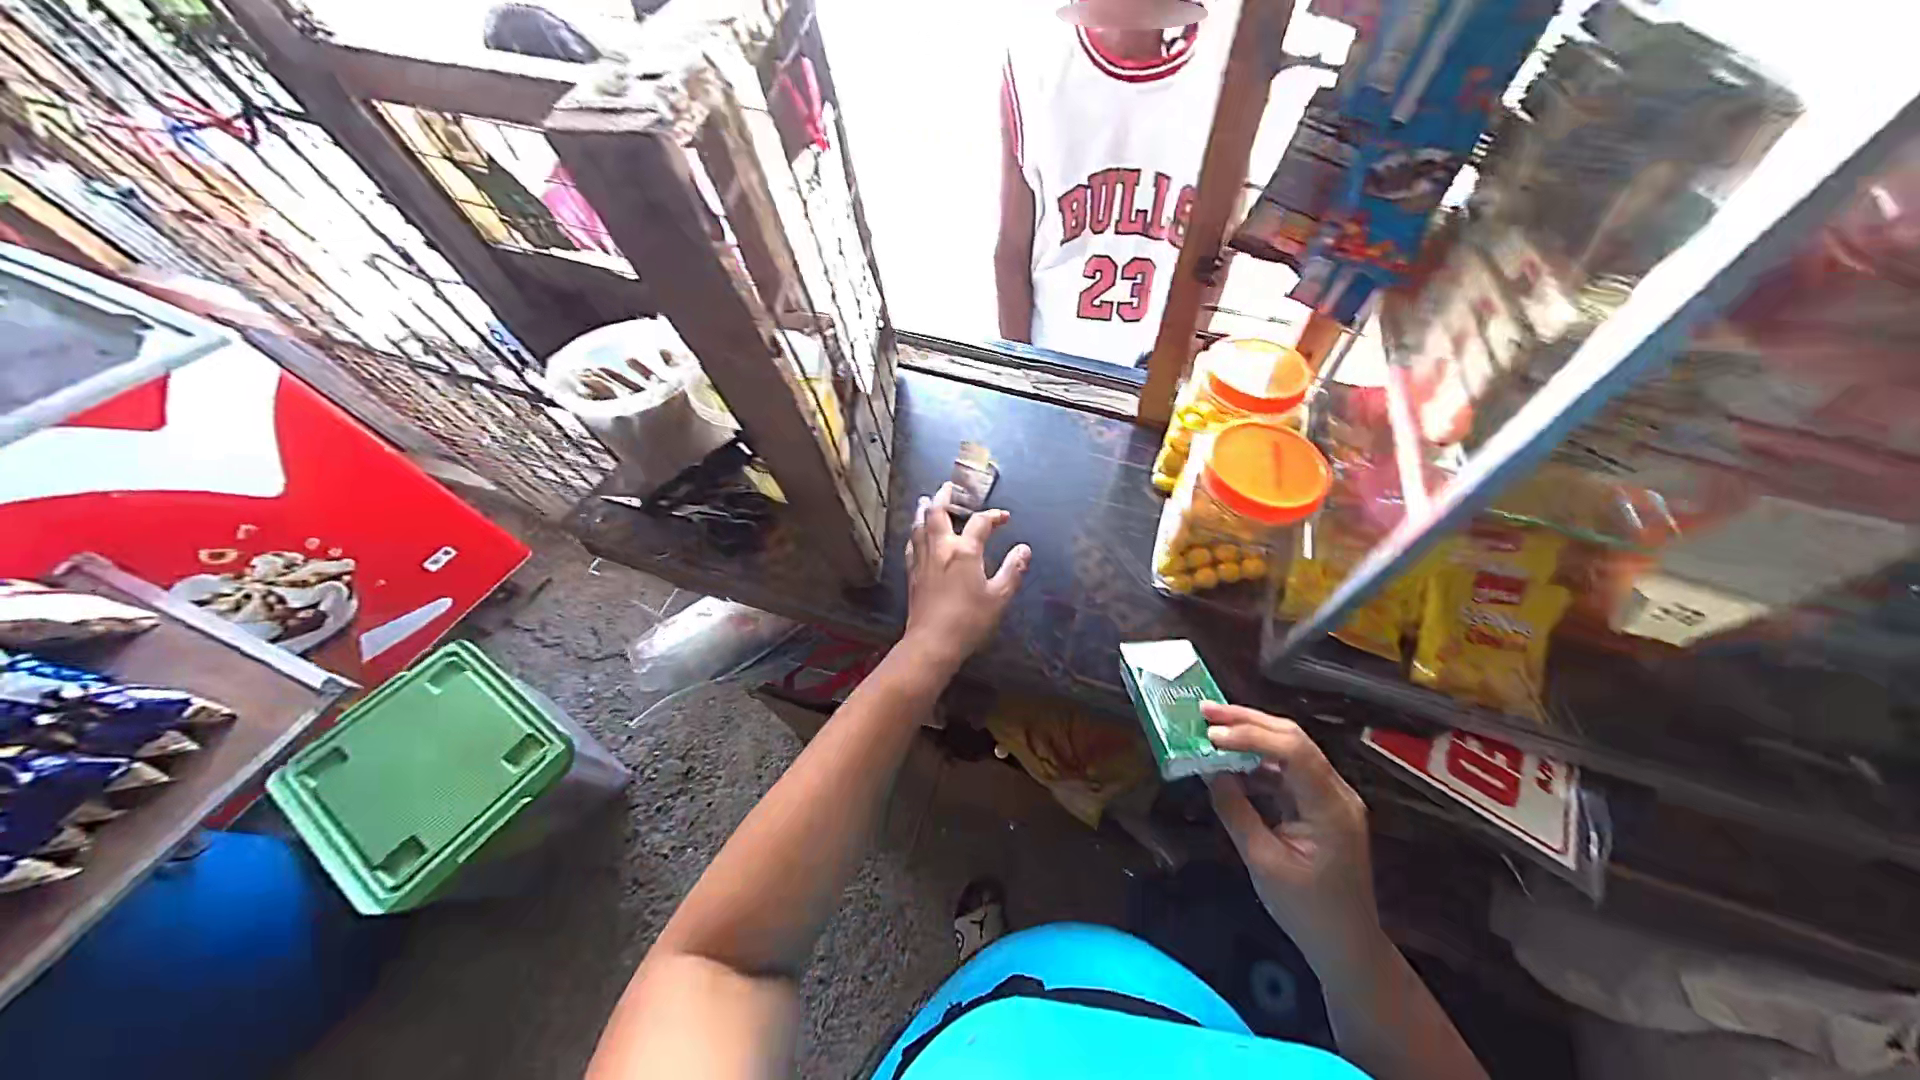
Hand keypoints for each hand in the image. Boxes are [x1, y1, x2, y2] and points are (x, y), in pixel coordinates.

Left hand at [902, 483, 1030, 670]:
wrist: (932, 642)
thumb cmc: (969, 620)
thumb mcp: (999, 596)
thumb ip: (1012, 570)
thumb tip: (1024, 549)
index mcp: (964, 550)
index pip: (980, 523)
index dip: (994, 516)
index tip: (1004, 518)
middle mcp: (940, 548)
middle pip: (938, 512)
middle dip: (945, 496)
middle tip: (950, 486)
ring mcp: (922, 559)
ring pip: (920, 524)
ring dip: (925, 509)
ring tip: (927, 500)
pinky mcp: (912, 573)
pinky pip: (912, 543)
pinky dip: (916, 532)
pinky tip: (917, 534)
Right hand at [1204, 704, 1380, 961]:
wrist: (1346, 946)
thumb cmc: (1307, 911)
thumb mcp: (1262, 862)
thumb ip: (1236, 811)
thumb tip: (1211, 771)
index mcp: (1331, 807)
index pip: (1294, 752)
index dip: (1251, 735)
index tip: (1211, 735)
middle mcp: (1336, 792)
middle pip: (1293, 739)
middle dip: (1247, 721)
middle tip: (1204, 711)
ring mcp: (1328, 796)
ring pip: (1289, 749)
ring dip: (1250, 735)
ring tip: (1210, 726)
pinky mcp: (1316, 804)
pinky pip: (1285, 770)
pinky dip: (1254, 760)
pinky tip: (1228, 758)